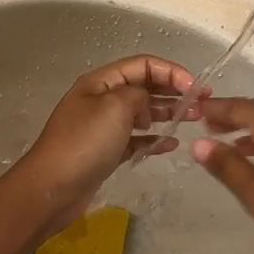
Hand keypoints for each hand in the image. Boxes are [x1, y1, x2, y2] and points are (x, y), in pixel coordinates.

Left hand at [11, 55, 199, 231]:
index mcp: (100, 82)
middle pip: (143, 87)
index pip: (142, 64)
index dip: (171, 71)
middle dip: (172, 91)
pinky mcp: (105, 152)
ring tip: (192, 120)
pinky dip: (153, 139)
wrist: (52, 188)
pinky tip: (171, 144)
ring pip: (141, 113)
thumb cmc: (84, 143)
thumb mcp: (115, 107)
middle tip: (201, 105)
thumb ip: (139, 94)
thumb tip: (146, 100)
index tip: (196, 88)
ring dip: (166, 113)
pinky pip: (135, 139)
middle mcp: (101, 99)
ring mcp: (102, 127)